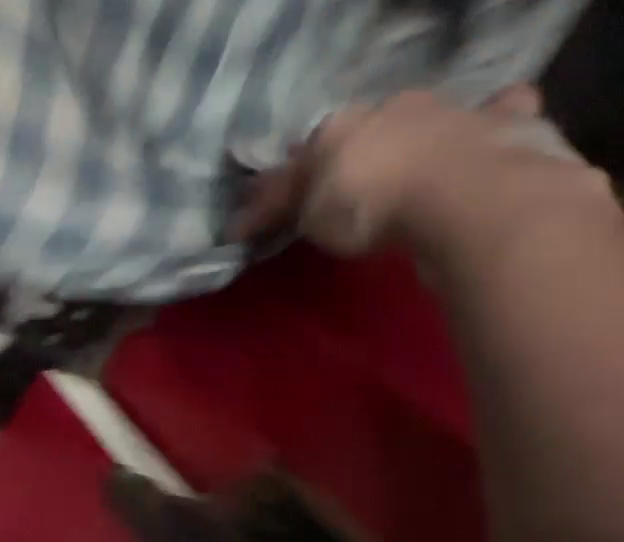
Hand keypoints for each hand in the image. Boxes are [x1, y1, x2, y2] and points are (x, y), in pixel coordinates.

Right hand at [233, 87, 606, 257]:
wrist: (468, 197)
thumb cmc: (370, 209)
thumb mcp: (310, 220)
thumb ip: (288, 210)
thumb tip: (248, 217)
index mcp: (335, 129)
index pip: (299, 158)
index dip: (282, 189)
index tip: (268, 217)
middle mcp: (390, 109)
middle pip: (361, 130)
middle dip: (350, 153)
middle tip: (342, 186)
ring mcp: (450, 110)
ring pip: (421, 118)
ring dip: (412, 135)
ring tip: (409, 165)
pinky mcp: (505, 119)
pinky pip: (498, 109)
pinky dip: (491, 117)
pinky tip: (483, 133)